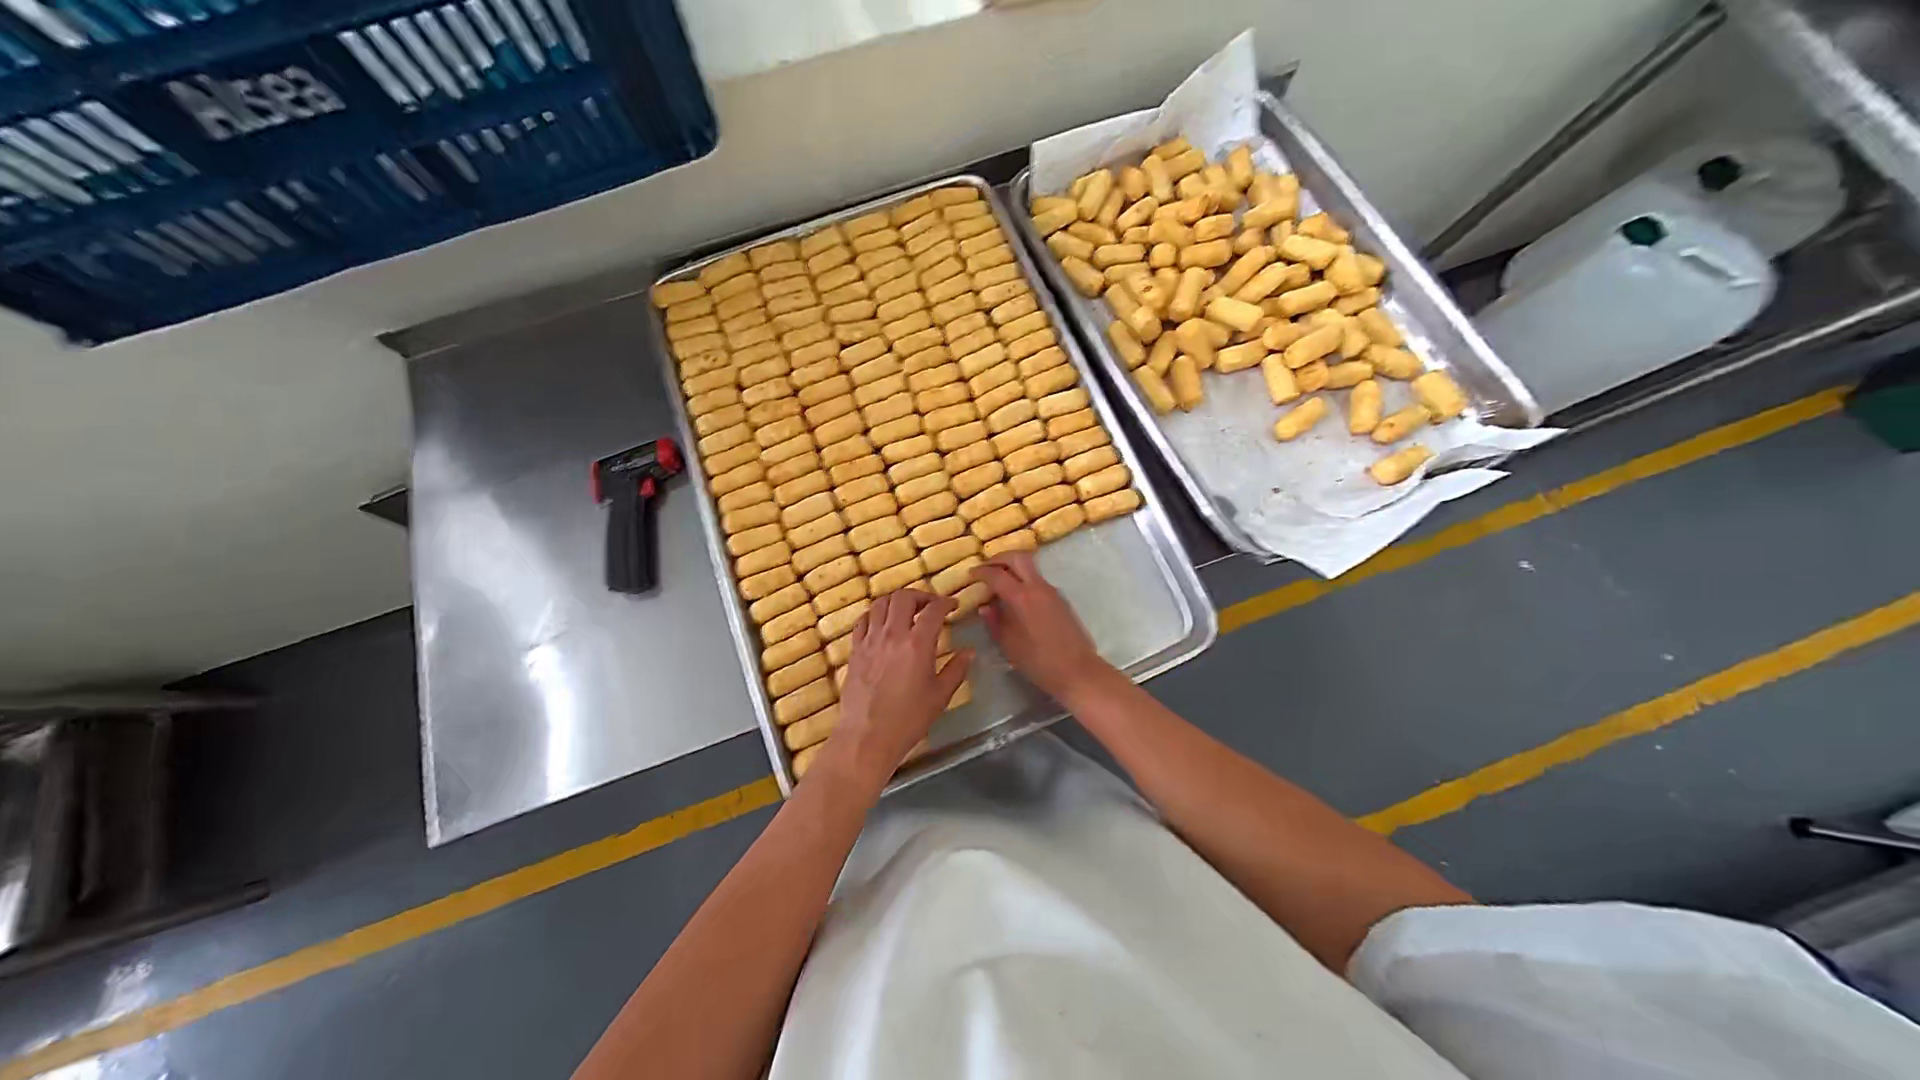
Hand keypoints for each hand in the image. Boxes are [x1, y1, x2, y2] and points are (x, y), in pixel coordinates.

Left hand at [826, 590, 972, 786]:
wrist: (867, 736)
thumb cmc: (908, 719)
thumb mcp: (940, 696)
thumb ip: (956, 669)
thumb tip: (969, 652)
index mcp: (917, 644)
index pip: (933, 609)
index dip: (946, 602)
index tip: (953, 605)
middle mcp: (892, 634)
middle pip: (904, 597)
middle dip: (920, 596)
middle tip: (930, 606)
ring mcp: (870, 640)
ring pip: (880, 603)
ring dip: (896, 601)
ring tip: (906, 611)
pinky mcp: (855, 650)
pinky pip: (864, 620)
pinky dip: (875, 614)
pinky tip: (882, 623)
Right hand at [971, 552, 1109, 700]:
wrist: (1078, 670)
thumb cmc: (1039, 661)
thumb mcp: (1009, 645)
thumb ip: (994, 622)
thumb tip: (985, 607)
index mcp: (1022, 597)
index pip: (997, 574)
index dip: (981, 571)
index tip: (971, 574)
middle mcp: (1038, 587)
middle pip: (1018, 557)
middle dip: (999, 558)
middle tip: (986, 568)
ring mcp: (1052, 591)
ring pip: (1030, 566)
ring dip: (1013, 567)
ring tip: (1000, 582)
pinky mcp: (1061, 599)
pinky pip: (1038, 580)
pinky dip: (1024, 579)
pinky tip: (1017, 597)